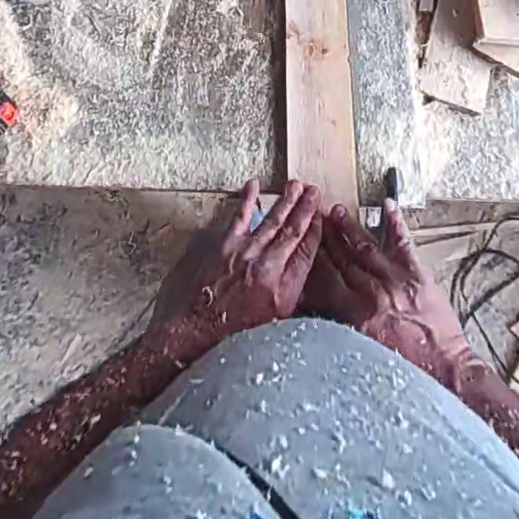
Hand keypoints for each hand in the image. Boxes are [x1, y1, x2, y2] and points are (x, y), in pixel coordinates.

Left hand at [148, 179, 324, 361]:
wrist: (197, 332)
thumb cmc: (236, 333)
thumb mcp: (274, 323)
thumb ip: (290, 296)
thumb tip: (302, 275)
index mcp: (284, 291)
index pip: (306, 253)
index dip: (315, 232)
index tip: (320, 216)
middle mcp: (268, 269)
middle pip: (293, 232)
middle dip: (305, 209)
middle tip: (314, 191)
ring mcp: (245, 254)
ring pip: (272, 221)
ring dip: (286, 201)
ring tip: (297, 185)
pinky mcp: (225, 246)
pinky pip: (240, 217)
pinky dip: (248, 199)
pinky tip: (254, 184)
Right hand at [305, 200, 475, 381]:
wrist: (447, 372)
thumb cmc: (404, 368)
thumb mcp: (362, 351)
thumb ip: (338, 325)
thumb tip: (312, 306)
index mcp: (357, 314)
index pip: (327, 276)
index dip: (313, 256)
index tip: (303, 240)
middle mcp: (375, 293)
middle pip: (344, 257)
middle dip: (327, 235)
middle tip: (314, 217)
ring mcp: (398, 281)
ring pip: (367, 246)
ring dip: (349, 227)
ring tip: (336, 211)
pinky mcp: (419, 276)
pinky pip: (403, 244)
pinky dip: (396, 224)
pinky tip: (388, 206)